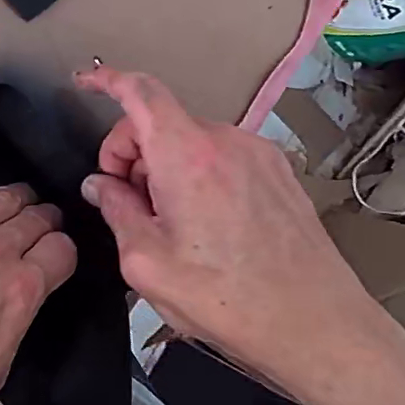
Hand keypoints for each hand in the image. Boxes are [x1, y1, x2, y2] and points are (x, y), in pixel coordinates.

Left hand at [0, 184, 76, 404]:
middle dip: (44, 218)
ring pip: (5, 194)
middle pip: (38, 213)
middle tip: (38, 222)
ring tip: (11, 204)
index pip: (63, 247)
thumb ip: (18, 318)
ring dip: (15, 200)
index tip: (54, 251)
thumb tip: (22, 297)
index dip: (61, 249)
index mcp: (21, 290)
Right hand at [73, 67, 398, 399]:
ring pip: (190, 140)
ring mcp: (256, 152)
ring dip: (165, 167)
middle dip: (131, 153)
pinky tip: (205, 224)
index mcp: (188, 156)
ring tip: (172, 225)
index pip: (140, 92)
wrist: (318, 325)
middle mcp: (226, 140)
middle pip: (160, 120)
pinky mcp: (276, 169)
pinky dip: (198, 172)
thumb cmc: (233, 302)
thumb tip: (101, 186)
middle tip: (127, 204)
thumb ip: (117, 212)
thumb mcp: (148, 264)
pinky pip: (221, 154)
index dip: (106, 79)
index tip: (86, 82)